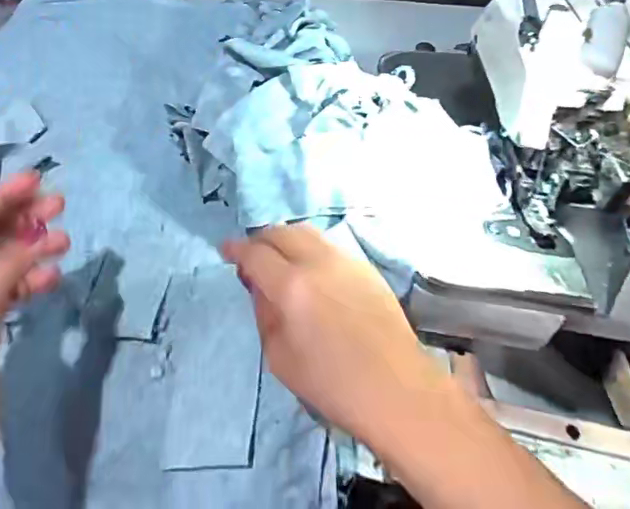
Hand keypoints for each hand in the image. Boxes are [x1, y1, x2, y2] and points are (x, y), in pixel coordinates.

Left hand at [0, 172, 68, 508]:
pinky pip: (11, 293)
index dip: (1, 196)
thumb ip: (1, 271)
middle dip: (21, 217)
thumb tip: (31, 238)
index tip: (35, 181)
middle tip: (59, 204)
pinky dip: (31, 281)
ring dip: (31, 247)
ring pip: (3, 263)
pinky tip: (54, 277)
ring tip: (64, 238)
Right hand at [221, 224, 450, 448]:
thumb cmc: (335, 386)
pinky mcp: (367, 270)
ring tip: (282, 260)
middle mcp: (316, 263)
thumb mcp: (279, 357)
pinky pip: (329, 246)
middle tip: (253, 257)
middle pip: (278, 232)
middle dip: (259, 240)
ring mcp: (346, 262)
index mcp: (291, 286)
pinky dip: (311, 250)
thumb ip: (263, 313)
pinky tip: (313, 272)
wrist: (403, 398)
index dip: (235, 249)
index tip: (226, 252)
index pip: (253, 252)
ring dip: (286, 240)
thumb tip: (259, 287)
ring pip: (305, 232)